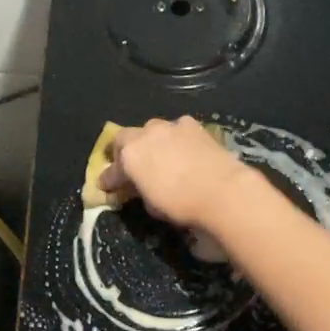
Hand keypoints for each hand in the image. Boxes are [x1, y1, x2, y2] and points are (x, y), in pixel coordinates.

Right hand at [101, 116, 263, 229]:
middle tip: (131, 167)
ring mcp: (172, 126)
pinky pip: (177, 131)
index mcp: (130, 153)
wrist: (221, 190)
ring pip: (153, 131)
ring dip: (152, 143)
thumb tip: (141, 190)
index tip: (107, 188)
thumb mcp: (152, 204)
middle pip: (128, 138)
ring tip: (158, 158)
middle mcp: (147, 133)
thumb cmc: (180, 204)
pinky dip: (175, 140)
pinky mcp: (195, 126)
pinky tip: (183, 152)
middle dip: (127, 151)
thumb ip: (140, 192)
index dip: (109, 179)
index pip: (113, 168)